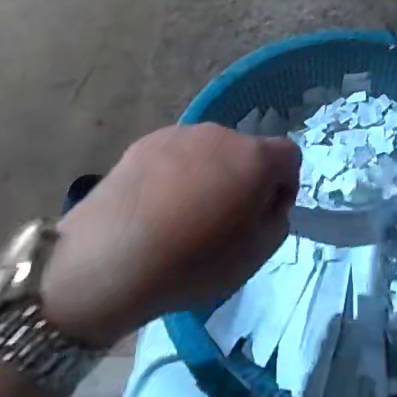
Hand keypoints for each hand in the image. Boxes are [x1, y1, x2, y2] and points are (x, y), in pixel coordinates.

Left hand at [40, 124, 299, 345]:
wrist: (107, 260)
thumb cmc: (192, 262)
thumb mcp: (256, 255)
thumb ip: (275, 218)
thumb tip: (266, 200)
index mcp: (255, 157)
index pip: (289, 156)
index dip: (284, 187)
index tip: (263, 218)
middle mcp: (221, 134)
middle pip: (247, 152)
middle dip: (244, 180)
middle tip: (222, 222)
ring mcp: (179, 134)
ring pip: (209, 153)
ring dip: (209, 175)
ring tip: (183, 218)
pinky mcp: (143, 142)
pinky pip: (175, 156)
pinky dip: (175, 175)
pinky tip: (154, 209)